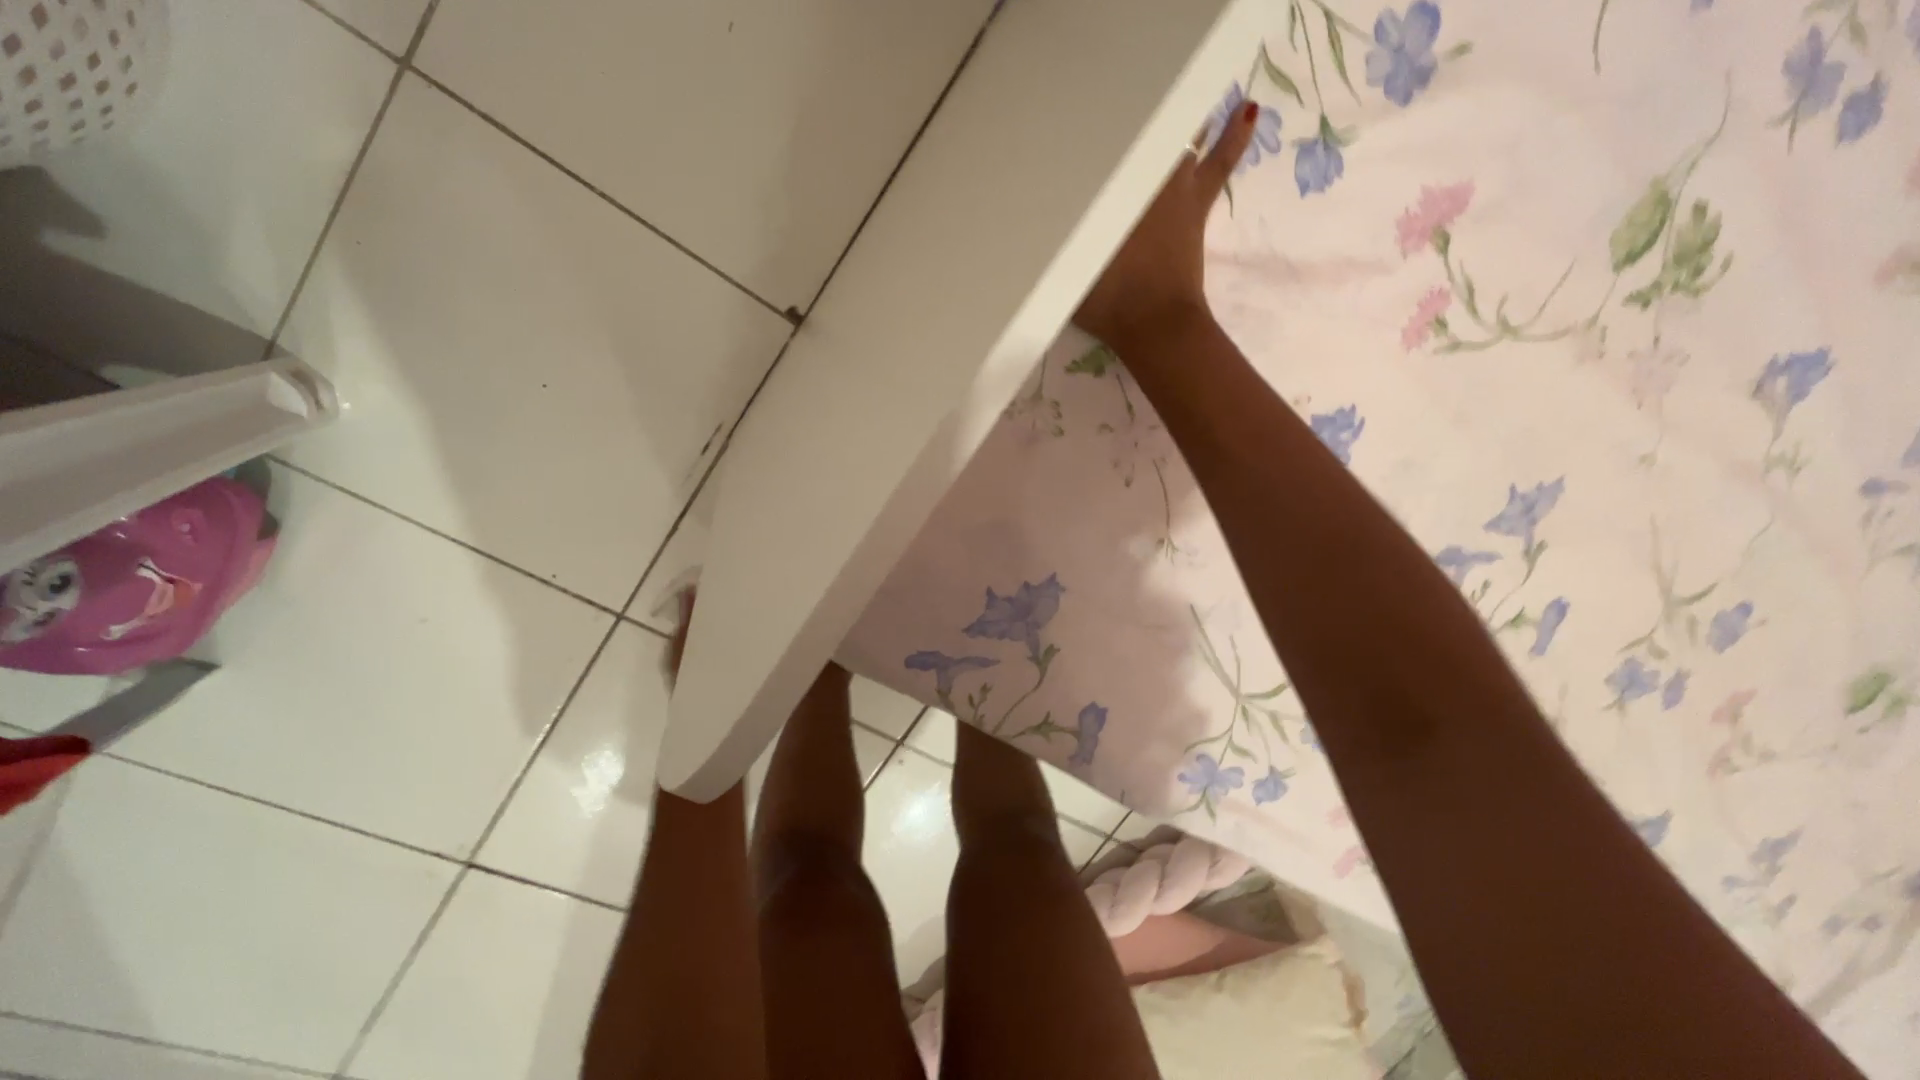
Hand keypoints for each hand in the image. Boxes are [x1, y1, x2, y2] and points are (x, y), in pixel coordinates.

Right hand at [1074, 99, 1256, 352]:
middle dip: (1120, 132)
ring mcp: (1171, 188)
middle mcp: (1137, 178)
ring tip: (1164, 99)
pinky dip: (1233, 137)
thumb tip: (1037, 219)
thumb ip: (1055, 238)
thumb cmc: (1106, 301)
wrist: (1153, 324)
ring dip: (1166, 122)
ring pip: (1169, 139)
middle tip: (1110, 115)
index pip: (1090, 154)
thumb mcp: (1065, 269)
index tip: (1064, 146)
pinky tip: (1246, 110)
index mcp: (1104, 192)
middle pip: (1131, 140)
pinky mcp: (1196, 205)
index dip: (1079, 146)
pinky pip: (1219, 162)